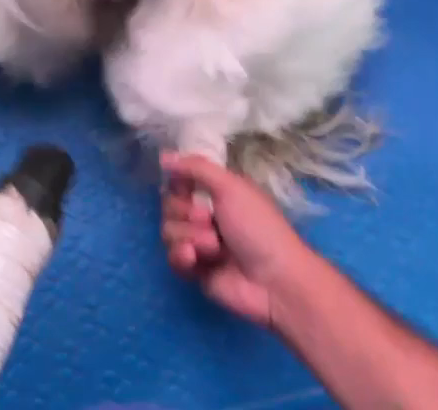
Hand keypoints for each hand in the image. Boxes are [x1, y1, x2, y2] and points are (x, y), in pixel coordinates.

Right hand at [161, 153, 307, 325]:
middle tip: (209, 220)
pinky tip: (195, 259)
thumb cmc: (258, 227)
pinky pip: (172, 256)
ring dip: (190, 236)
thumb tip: (163, 155)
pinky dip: (182, 256)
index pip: (179, 181)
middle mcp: (205, 216)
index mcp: (216, 193)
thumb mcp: (231, 187)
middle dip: (186, 213)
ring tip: (214, 247)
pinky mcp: (195, 270)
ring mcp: (199, 243)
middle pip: (169, 205)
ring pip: (168, 230)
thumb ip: (196, 167)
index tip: (186, 187)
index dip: (178, 184)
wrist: (274, 281)